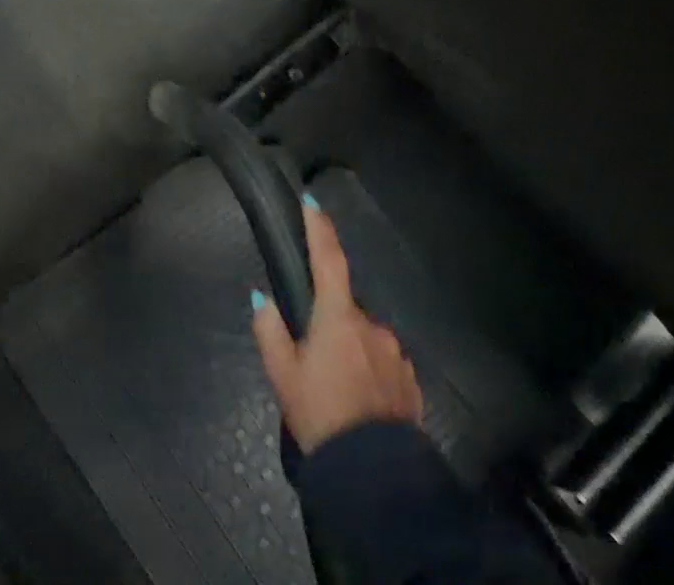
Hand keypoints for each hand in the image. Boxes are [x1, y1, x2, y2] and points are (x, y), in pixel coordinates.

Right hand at [251, 200, 423, 452]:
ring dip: (350, 350)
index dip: (320, 230)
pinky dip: (368, 372)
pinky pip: (383, 363)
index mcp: (338, 318)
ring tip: (334, 390)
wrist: (372, 470)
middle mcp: (374, 326)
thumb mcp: (281, 374)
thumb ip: (269, 331)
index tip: (313, 202)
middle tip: (310, 359)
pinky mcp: (411, 380)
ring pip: (366, 338)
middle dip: (329, 323)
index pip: (329, 261)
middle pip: (345, 309)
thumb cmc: (319, 413)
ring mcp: (397, 353)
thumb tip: (262, 300)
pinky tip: (357, 401)